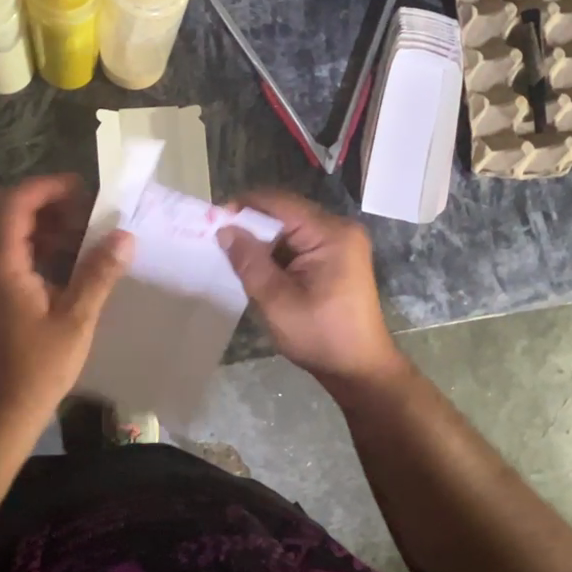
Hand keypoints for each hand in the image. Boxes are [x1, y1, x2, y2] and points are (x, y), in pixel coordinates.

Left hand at [0, 175, 133, 416]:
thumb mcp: (76, 319)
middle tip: (85, 214)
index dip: (48, 188)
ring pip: (4, 234)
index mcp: (0, 263)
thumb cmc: (36, 368)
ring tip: (81, 239)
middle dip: (46, 204)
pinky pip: (4, 256)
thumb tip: (124, 236)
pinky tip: (63, 268)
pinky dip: (32, 249)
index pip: (15, 203)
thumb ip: (98, 273)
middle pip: (5, 212)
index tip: (84, 190)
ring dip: (40, 227)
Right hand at [216, 191, 405, 386]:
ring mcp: (342, 243)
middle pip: (286, 212)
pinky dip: (278, 252)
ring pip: (291, 228)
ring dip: (264, 240)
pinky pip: (301, 243)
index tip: (213, 220)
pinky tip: (259, 267)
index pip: (280, 203)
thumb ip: (249, 261)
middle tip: (219, 239)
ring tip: (234, 254)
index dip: (244, 206)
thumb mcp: (277, 300)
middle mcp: (340, 229)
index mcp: (331, 233)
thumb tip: (225, 229)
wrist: (359, 369)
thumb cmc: (320, 336)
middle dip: (252, 224)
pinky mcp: (338, 258)